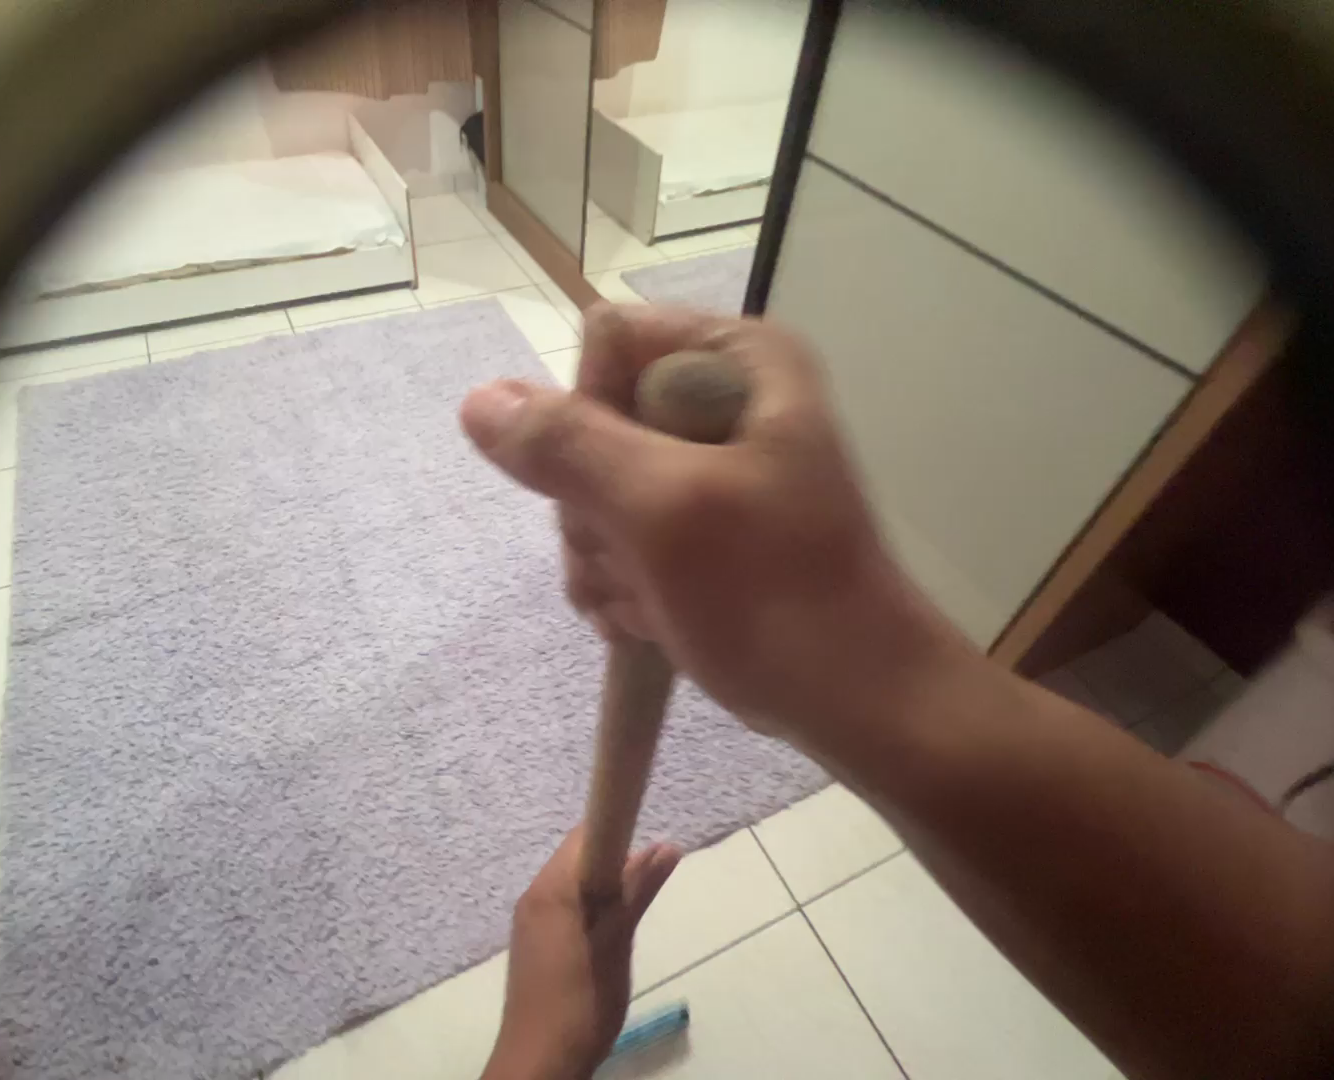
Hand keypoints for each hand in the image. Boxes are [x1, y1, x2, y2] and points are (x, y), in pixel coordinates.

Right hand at [459, 304, 970, 744]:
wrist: (854, 701)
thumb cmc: (776, 599)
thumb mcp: (666, 510)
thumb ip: (569, 447)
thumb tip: (478, 400)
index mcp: (736, 362)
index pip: (606, 345)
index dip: (590, 416)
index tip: (624, 486)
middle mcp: (720, 402)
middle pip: (590, 426)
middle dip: (596, 510)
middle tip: (641, 560)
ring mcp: (706, 468)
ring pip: (592, 490)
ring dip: (604, 560)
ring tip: (652, 600)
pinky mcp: (696, 525)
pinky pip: (616, 535)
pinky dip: (620, 584)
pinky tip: (649, 618)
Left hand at [482, 827, 680, 1079]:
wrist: (537, 1065)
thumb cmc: (582, 1002)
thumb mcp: (617, 944)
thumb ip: (638, 891)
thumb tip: (667, 845)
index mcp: (552, 888)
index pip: (586, 834)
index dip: (617, 830)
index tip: (646, 845)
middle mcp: (534, 893)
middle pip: (577, 855)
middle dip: (614, 861)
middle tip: (647, 884)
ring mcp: (529, 918)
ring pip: (572, 880)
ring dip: (603, 885)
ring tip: (632, 910)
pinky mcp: (532, 940)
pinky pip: (563, 903)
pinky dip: (588, 905)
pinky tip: (608, 932)